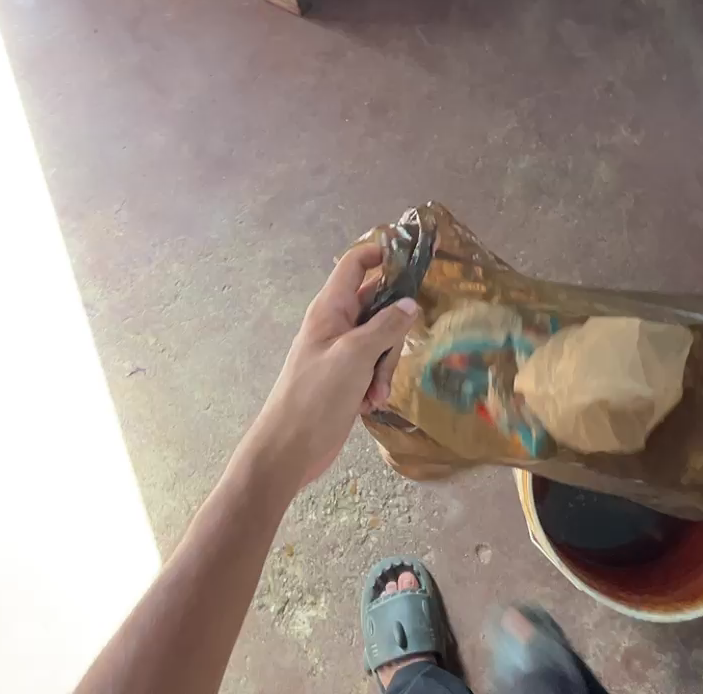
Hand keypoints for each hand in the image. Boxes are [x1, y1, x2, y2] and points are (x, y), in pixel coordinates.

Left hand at [239, 243, 418, 492]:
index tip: (413, 256)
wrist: (289, 450)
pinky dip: (377, 382)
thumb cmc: (315, 396)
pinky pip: (374, 366)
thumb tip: (411, 303)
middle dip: (394, 328)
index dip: (381, 253)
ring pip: (381, 339)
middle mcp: (336, 323)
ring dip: (386, 365)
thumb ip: (385, 327)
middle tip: (397, 349)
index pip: (356, 264)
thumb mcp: (355, 355)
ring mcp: (342, 351)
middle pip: (378, 304)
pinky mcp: (347, 376)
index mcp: (330, 307)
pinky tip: (371, 403)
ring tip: (376, 391)